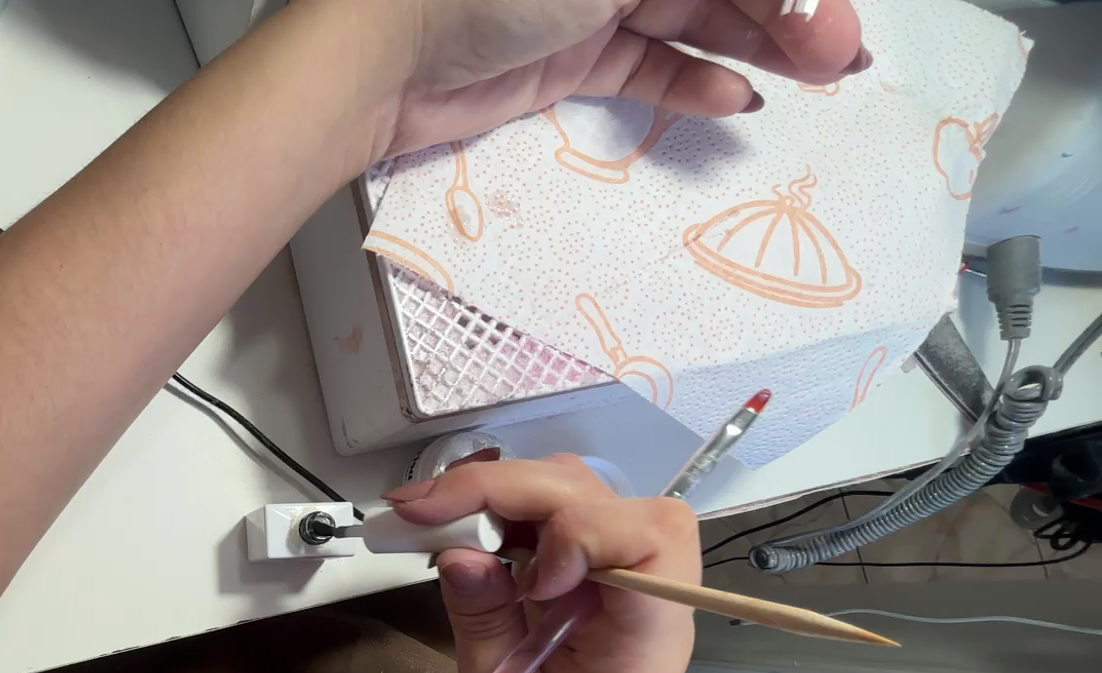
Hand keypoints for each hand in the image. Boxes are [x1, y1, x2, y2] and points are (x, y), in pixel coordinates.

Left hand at [333, 0, 869, 158]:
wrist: (391, 58)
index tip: (841, 15)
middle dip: (793, 6)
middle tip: (845, 56)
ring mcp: (597, 2)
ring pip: (696, 17)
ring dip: (758, 43)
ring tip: (815, 75)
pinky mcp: (568, 61)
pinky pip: (643, 69)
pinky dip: (686, 82)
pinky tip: (731, 99)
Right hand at [383, 456, 700, 672]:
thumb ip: (486, 633)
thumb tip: (457, 553)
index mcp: (643, 636)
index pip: (648, 539)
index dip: (581, 533)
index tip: (526, 583)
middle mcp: (640, 582)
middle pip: (589, 492)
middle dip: (499, 489)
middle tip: (416, 510)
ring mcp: (612, 562)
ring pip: (565, 483)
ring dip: (490, 489)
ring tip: (424, 514)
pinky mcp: (582, 555)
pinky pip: (546, 501)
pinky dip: (491, 500)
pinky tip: (449, 519)